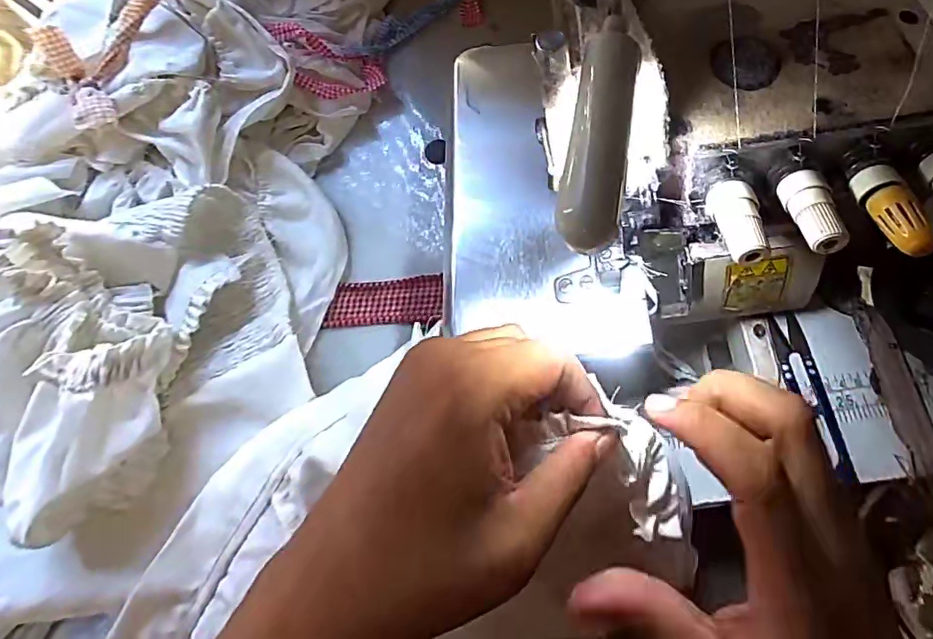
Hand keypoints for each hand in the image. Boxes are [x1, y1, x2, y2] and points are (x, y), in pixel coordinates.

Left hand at [230, 327, 612, 638]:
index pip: (554, 357)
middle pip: (528, 344)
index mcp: (471, 384)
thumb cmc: (426, 569)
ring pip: (501, 345)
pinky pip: (471, 356)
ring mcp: (419, 360)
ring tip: (524, 443)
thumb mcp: (518, 536)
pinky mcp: (406, 374)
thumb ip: (572, 474)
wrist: (331, 587)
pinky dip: (494, 381)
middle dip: (555, 387)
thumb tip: (602, 435)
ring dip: (525, 382)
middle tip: (559, 444)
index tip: (591, 439)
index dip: (583, 393)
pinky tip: (488, 433)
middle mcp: (444, 354)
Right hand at [568, 370, 896, 637]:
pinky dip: (762, 416)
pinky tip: (730, 432)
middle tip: (677, 402)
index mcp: (797, 573)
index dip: (705, 426)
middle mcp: (829, 529)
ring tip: (697, 407)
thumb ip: (657, 616)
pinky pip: (808, 439)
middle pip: (789, 423)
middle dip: (726, 392)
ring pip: (803, 422)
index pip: (758, 471)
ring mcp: (844, 515)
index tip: (658, 410)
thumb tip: (583, 593)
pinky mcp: (846, 511)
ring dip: (746, 397)